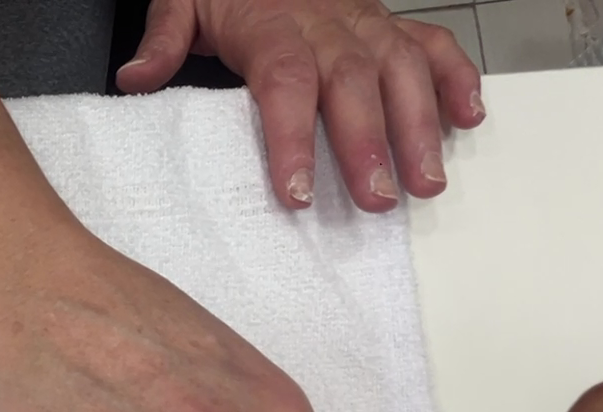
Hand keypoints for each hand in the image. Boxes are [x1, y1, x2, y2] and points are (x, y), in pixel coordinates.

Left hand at [117, 0, 484, 211]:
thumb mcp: (182, 0)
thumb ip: (163, 38)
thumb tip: (135, 76)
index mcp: (274, 25)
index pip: (286, 84)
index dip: (292, 140)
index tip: (297, 192)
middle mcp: (329, 21)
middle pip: (353, 84)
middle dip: (370, 145)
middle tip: (377, 201)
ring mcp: (364, 20)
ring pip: (403, 68)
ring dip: (420, 126)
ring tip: (425, 182)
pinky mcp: (385, 22)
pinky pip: (430, 43)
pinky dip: (454, 76)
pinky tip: (467, 116)